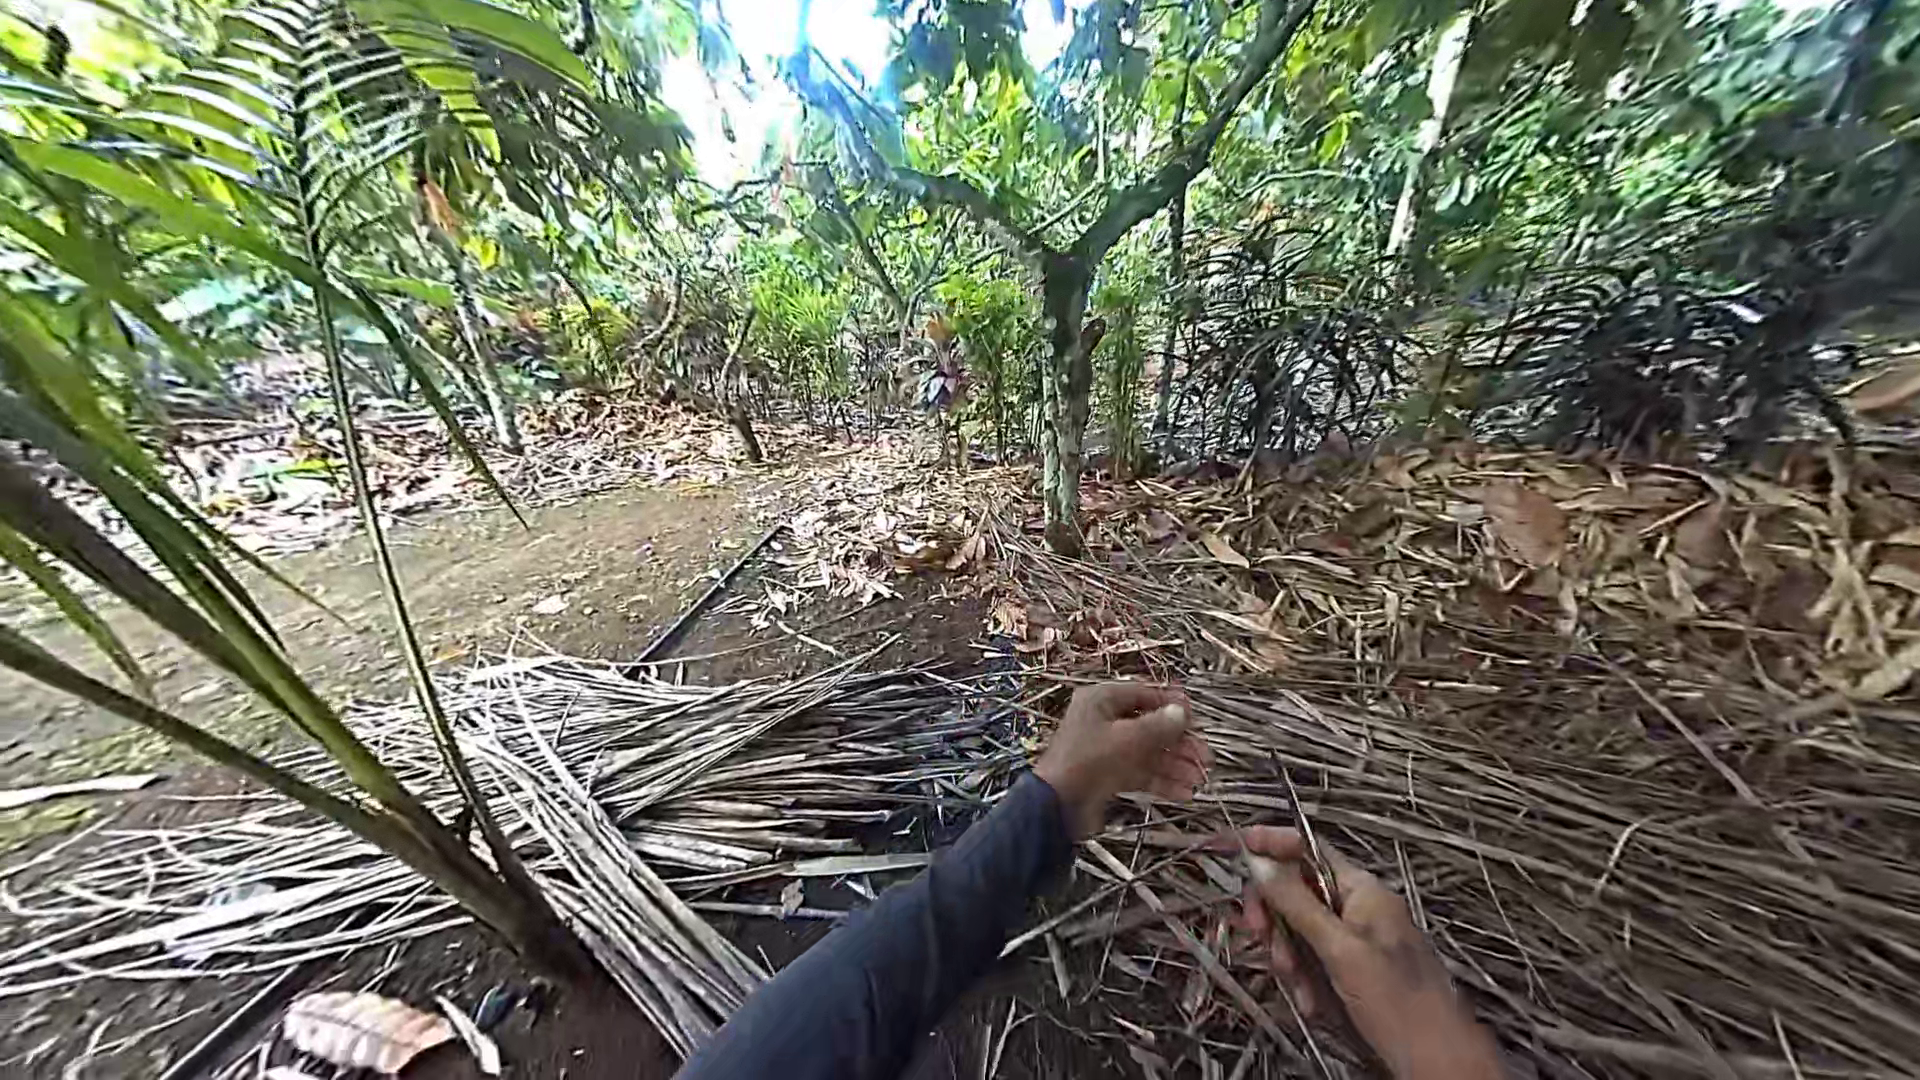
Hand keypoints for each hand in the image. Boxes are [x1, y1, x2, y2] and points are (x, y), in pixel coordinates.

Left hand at [1033, 682, 1210, 837]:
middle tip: (1205, 757)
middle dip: (1177, 742)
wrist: (1058, 805)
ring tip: (1199, 779)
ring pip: (1146, 751)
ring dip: (1173, 764)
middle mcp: (1103, 719)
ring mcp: (1105, 747)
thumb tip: (1181, 711)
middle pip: (1148, 725)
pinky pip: (1139, 771)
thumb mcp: (1127, 739)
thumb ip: (1158, 725)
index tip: (1197, 718)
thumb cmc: (1089, 760)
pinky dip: (1160, 780)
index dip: (1170, 705)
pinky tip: (1183, 792)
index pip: (1142, 694)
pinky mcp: (1107, 774)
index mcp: (1101, 699)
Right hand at [1237, 827, 1503, 1079]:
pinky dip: (1303, 977)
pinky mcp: (1352, 973)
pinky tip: (1309, 1001)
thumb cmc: (1400, 1006)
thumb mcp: (1340, 951)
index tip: (1238, 845)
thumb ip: (1296, 903)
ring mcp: (1355, 941)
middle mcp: (1357, 908)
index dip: (1272, 842)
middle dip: (1274, 914)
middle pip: (1296, 889)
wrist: (1449, 1078)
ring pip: (1298, 927)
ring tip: (1295, 984)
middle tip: (1258, 933)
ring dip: (1287, 953)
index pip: (1309, 847)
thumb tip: (1257, 861)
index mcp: (1362, 890)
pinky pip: (1310, 959)